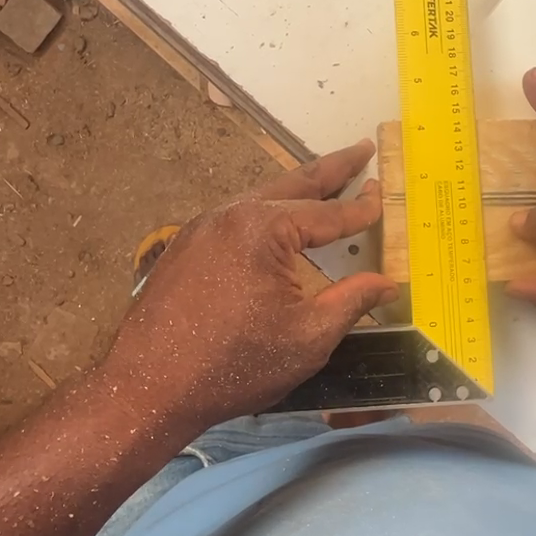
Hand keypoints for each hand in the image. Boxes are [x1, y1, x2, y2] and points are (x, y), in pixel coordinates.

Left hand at [94, 140, 396, 432]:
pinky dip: (267, 209)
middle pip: (293, 184)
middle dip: (332, 168)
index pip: (326, 214)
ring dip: (297, 188)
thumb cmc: (233, 365)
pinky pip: (238, 217)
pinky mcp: (186, 244)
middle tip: (361, 148)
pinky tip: (278, 219)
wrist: (147, 387)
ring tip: (327, 178)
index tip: (386, 195)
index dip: (360, 209)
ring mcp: (203, 226)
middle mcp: (231, 214)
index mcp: (262, 229)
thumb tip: (388, 282)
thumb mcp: (307, 338)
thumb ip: (351, 302)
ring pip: (261, 197)